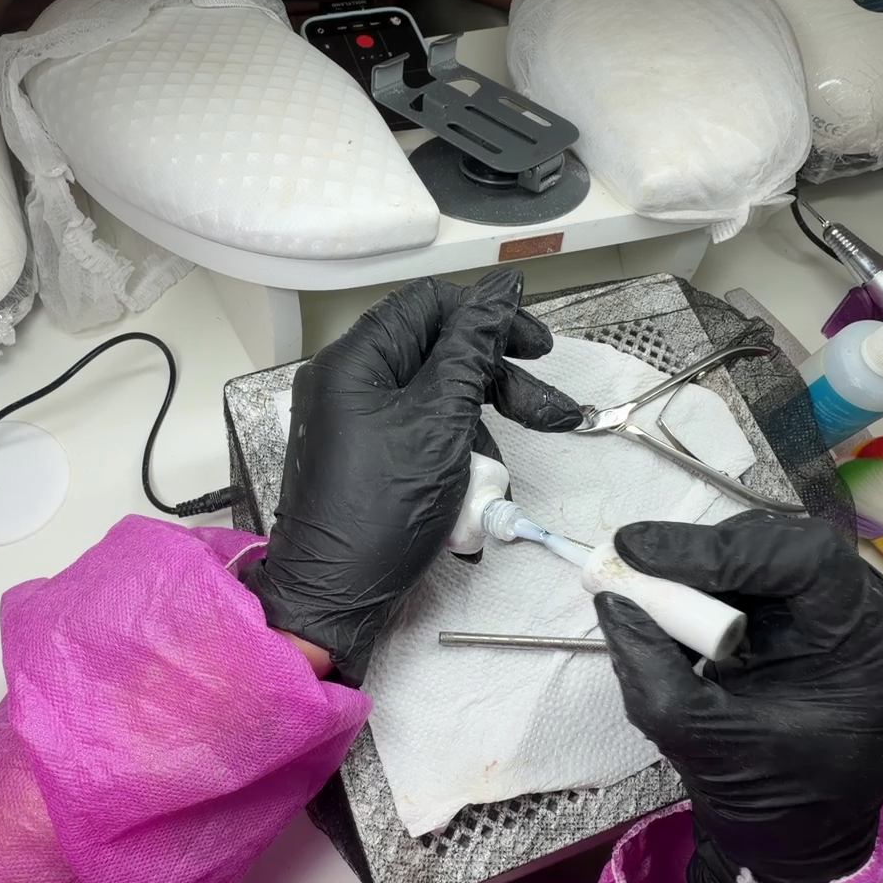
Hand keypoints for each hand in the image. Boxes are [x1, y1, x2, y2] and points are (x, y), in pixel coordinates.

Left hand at [244, 270, 581, 684]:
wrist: (333, 594)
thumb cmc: (384, 507)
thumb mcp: (440, 420)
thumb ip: (472, 348)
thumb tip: (503, 288)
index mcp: (356, 358)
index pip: (430, 304)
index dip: (489, 317)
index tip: (537, 348)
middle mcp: (349, 380)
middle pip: (438, 354)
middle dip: (497, 383)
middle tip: (549, 412)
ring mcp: (354, 419)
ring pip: (434, 399)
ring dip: (479, 430)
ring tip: (500, 475)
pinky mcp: (365, 453)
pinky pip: (419, 434)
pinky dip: (452, 454)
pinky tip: (475, 489)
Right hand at [593, 512, 882, 882]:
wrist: (794, 837)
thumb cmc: (762, 796)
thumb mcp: (691, 735)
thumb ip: (646, 663)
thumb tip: (611, 597)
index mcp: (871, 652)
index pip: (806, 560)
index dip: (719, 547)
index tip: (637, 552)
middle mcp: (873, 622)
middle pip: (787, 546)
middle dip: (706, 553)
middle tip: (638, 566)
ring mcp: (849, 617)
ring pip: (770, 552)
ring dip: (705, 565)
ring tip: (657, 589)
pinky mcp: (816, 619)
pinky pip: (761, 575)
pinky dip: (711, 581)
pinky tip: (683, 604)